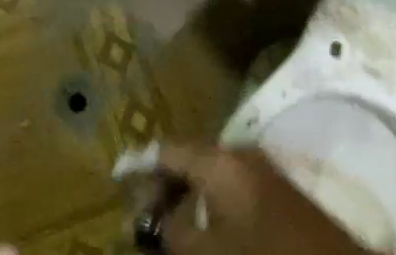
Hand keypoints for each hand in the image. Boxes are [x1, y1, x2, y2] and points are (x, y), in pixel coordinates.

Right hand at [155, 145, 370, 254]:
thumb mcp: (206, 251)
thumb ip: (173, 233)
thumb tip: (155, 222)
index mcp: (220, 161)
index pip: (166, 151)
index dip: (138, 166)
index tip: (115, 180)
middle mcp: (240, 157)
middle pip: (188, 163)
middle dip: (161, 190)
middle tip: (140, 221)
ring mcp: (264, 175)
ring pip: (210, 181)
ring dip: (186, 203)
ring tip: (166, 232)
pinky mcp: (280, 198)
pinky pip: (231, 194)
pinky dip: (210, 211)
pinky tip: (202, 236)